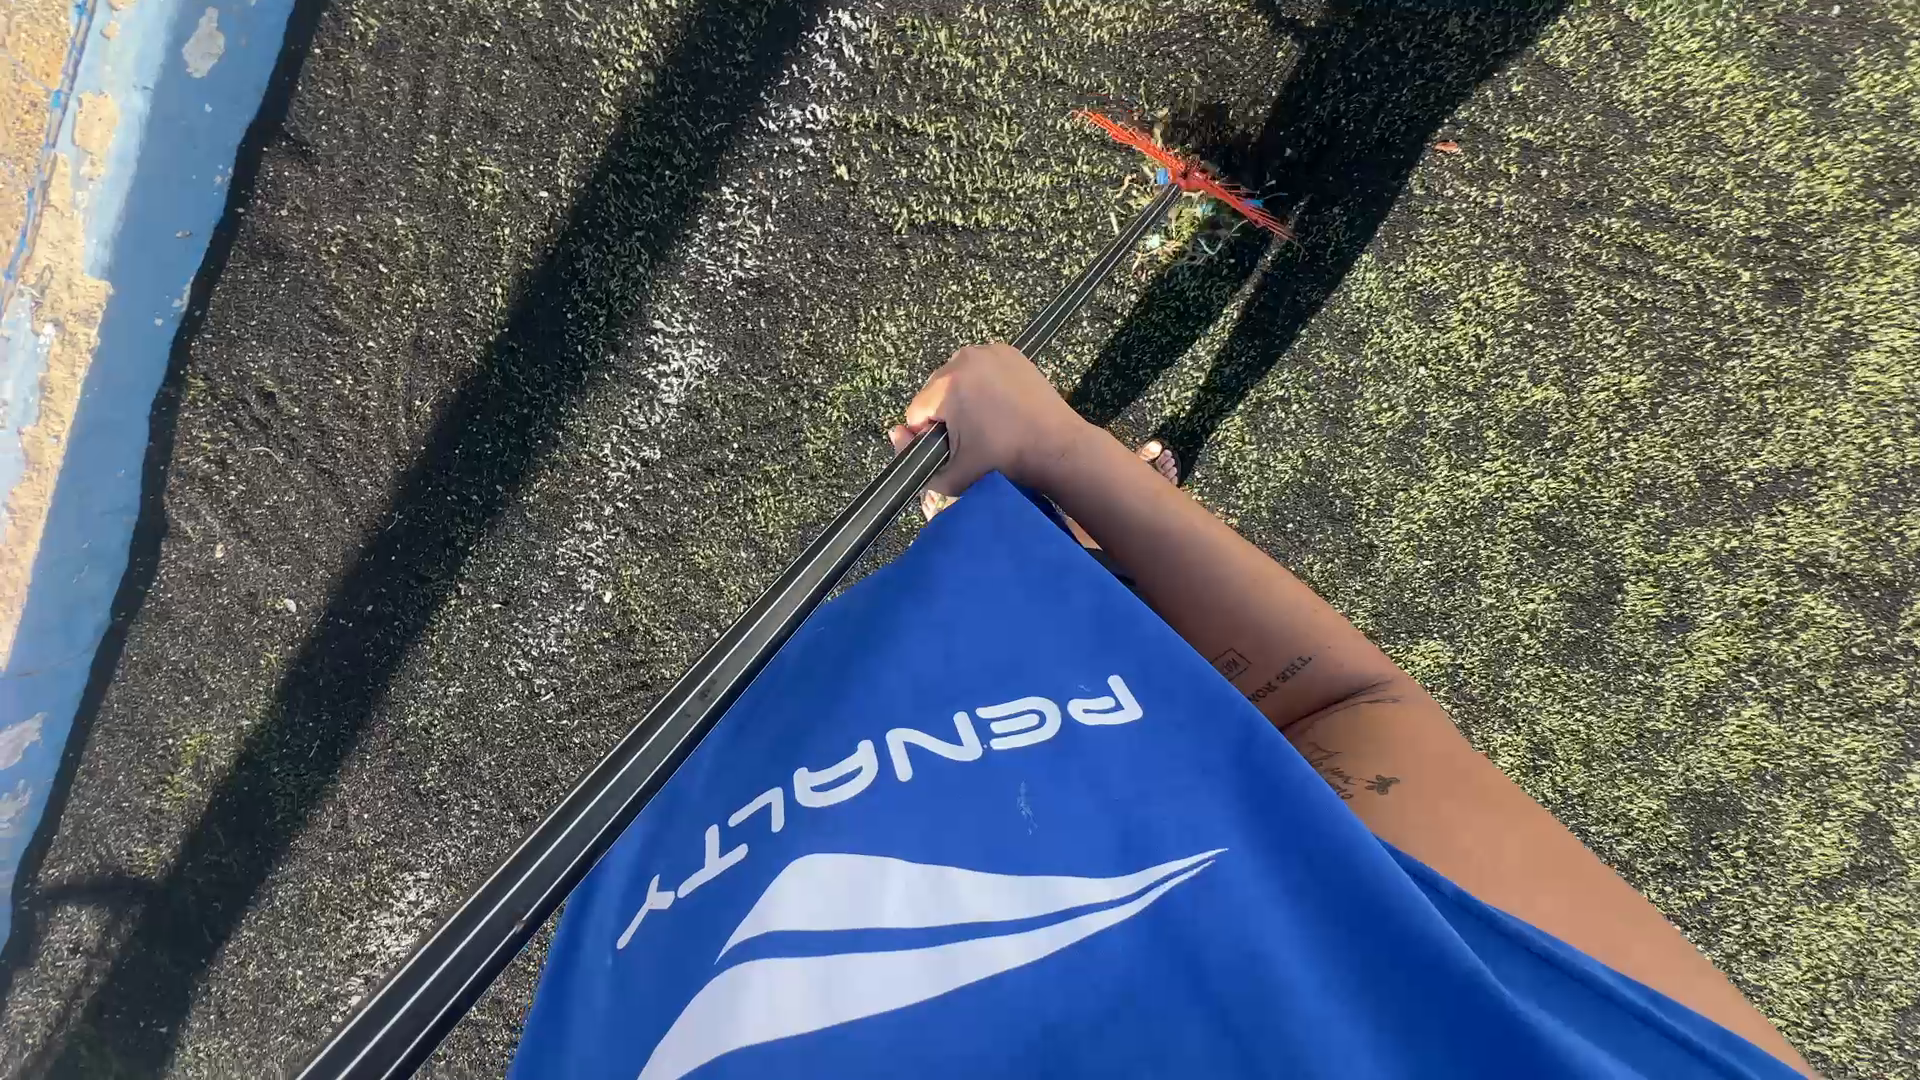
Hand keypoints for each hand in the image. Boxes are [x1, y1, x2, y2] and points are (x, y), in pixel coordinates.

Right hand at [887, 343, 1093, 496]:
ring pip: (958, 379)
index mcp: (947, 384)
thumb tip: (895, 436)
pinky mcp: (1011, 354)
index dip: (927, 436)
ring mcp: (991, 352)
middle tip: (971, 438)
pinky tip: (999, 408)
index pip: (916, 412)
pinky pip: (982, 370)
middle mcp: (965, 358)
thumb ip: (914, 459)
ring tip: (986, 424)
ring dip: (963, 399)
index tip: (951, 448)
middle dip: (945, 414)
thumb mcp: (952, 474)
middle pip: (935, 391)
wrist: (1056, 449)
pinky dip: (984, 386)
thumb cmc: (1005, 462)